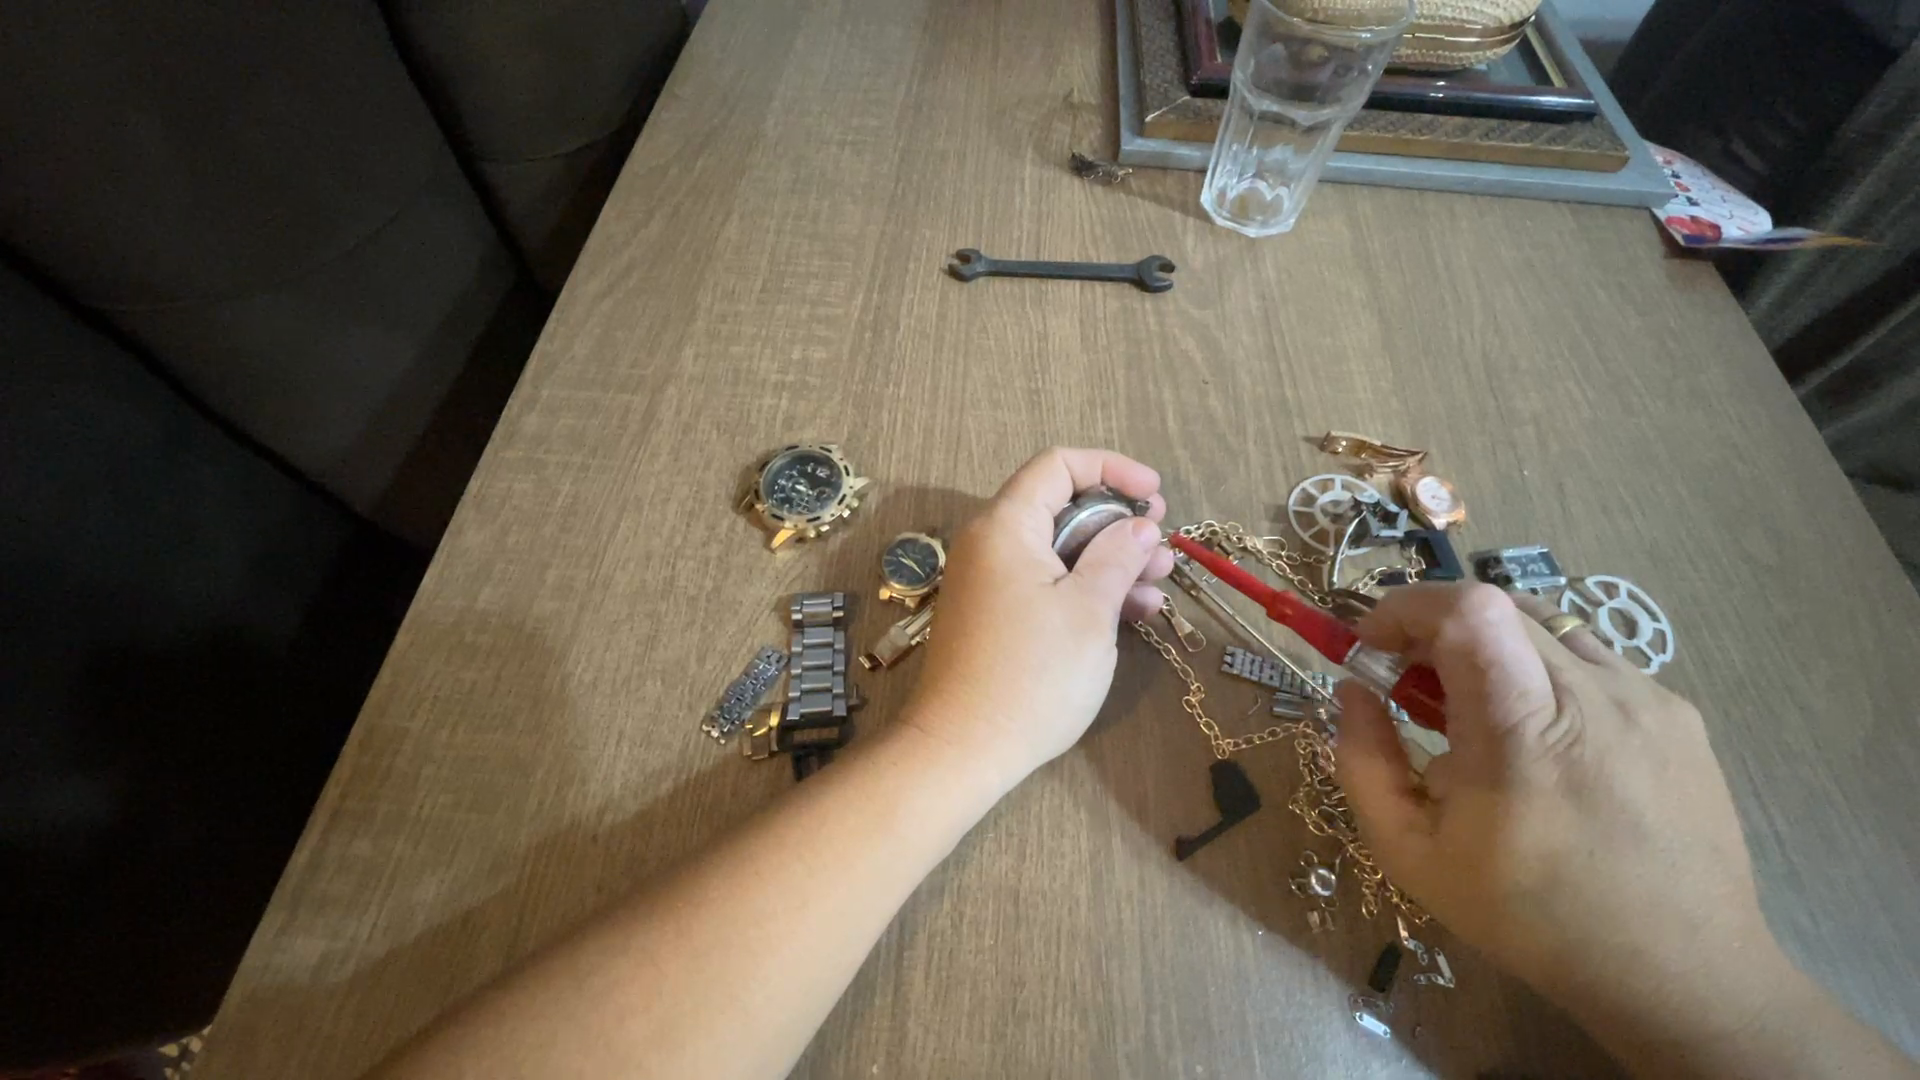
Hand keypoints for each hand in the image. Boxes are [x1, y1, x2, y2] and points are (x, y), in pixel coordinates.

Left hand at [906, 448, 1175, 780]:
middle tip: (1162, 548)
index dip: (1111, 468)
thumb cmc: (1032, 674)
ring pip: (1058, 551)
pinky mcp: (995, 616)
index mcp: (1006, 526)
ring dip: (1109, 561)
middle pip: (1060, 509)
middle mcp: (991, 544)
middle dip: (1117, 524)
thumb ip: (1117, 556)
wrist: (963, 748)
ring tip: (1159, 583)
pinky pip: (1044, 585)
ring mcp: (990, 583)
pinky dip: (1084, 590)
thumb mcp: (1089, 609)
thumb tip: (1139, 526)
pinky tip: (1132, 613)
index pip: (1058, 466)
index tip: (1156, 495)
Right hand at [1333, 584, 1776, 1026]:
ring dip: (1484, 642)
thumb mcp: (1408, 850)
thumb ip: (1362, 759)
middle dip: (1431, 627)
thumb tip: (1353, 690)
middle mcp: (1596, 696)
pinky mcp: (1678, 713)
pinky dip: (1535, 668)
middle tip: (1409, 682)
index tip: (1374, 647)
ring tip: (1471, 704)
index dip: (1407, 606)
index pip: (1469, 610)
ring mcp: (1648, 699)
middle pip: (1496, 605)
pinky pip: (1586, 657)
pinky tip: (1535, 731)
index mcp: (1525, 731)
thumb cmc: (1528, 913)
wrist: (1680, 973)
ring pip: (1542, 623)